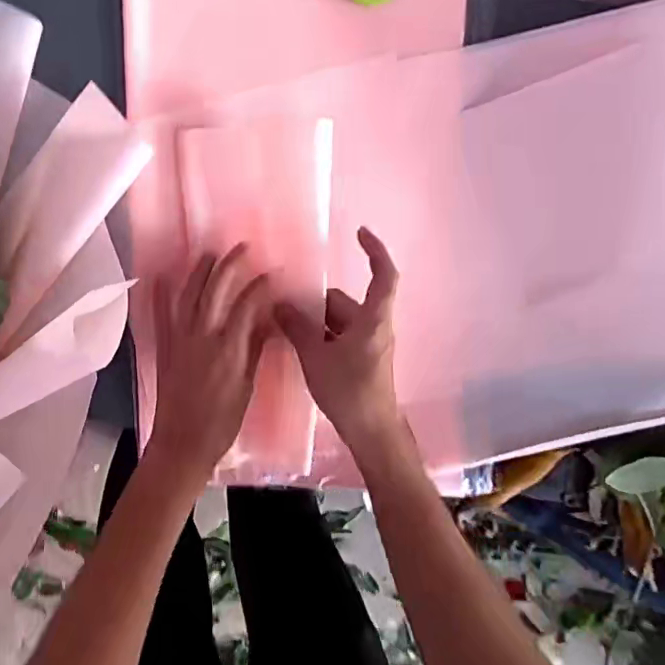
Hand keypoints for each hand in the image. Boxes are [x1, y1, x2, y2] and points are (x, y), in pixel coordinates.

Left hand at [144, 246, 272, 483]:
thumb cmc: (221, 421)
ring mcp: (179, 339)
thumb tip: (267, 320)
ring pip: (188, 296)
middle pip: (215, 291)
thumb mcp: (247, 387)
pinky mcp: (164, 347)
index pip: (247, 305)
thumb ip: (255, 350)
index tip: (271, 272)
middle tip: (241, 248)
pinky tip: (162, 278)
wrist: (181, 443)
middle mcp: (202, 336)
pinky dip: (161, 295)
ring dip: (199, 272)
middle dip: (229, 266)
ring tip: (209, 254)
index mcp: (229, 348)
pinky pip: (161, 315)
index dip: (260, 286)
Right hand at [276, 228, 406, 461]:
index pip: (384, 276)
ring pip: (340, 321)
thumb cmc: (349, 390)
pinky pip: (341, 336)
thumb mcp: (316, 357)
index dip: (375, 251)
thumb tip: (280, 305)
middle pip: (346, 302)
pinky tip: (301, 347)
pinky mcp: (364, 359)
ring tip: (288, 328)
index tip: (359, 233)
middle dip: (318, 303)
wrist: (371, 431)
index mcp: (372, 320)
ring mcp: (371, 344)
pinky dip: (323, 336)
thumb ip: (297, 328)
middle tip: (287, 307)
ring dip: (317, 322)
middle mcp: (376, 326)